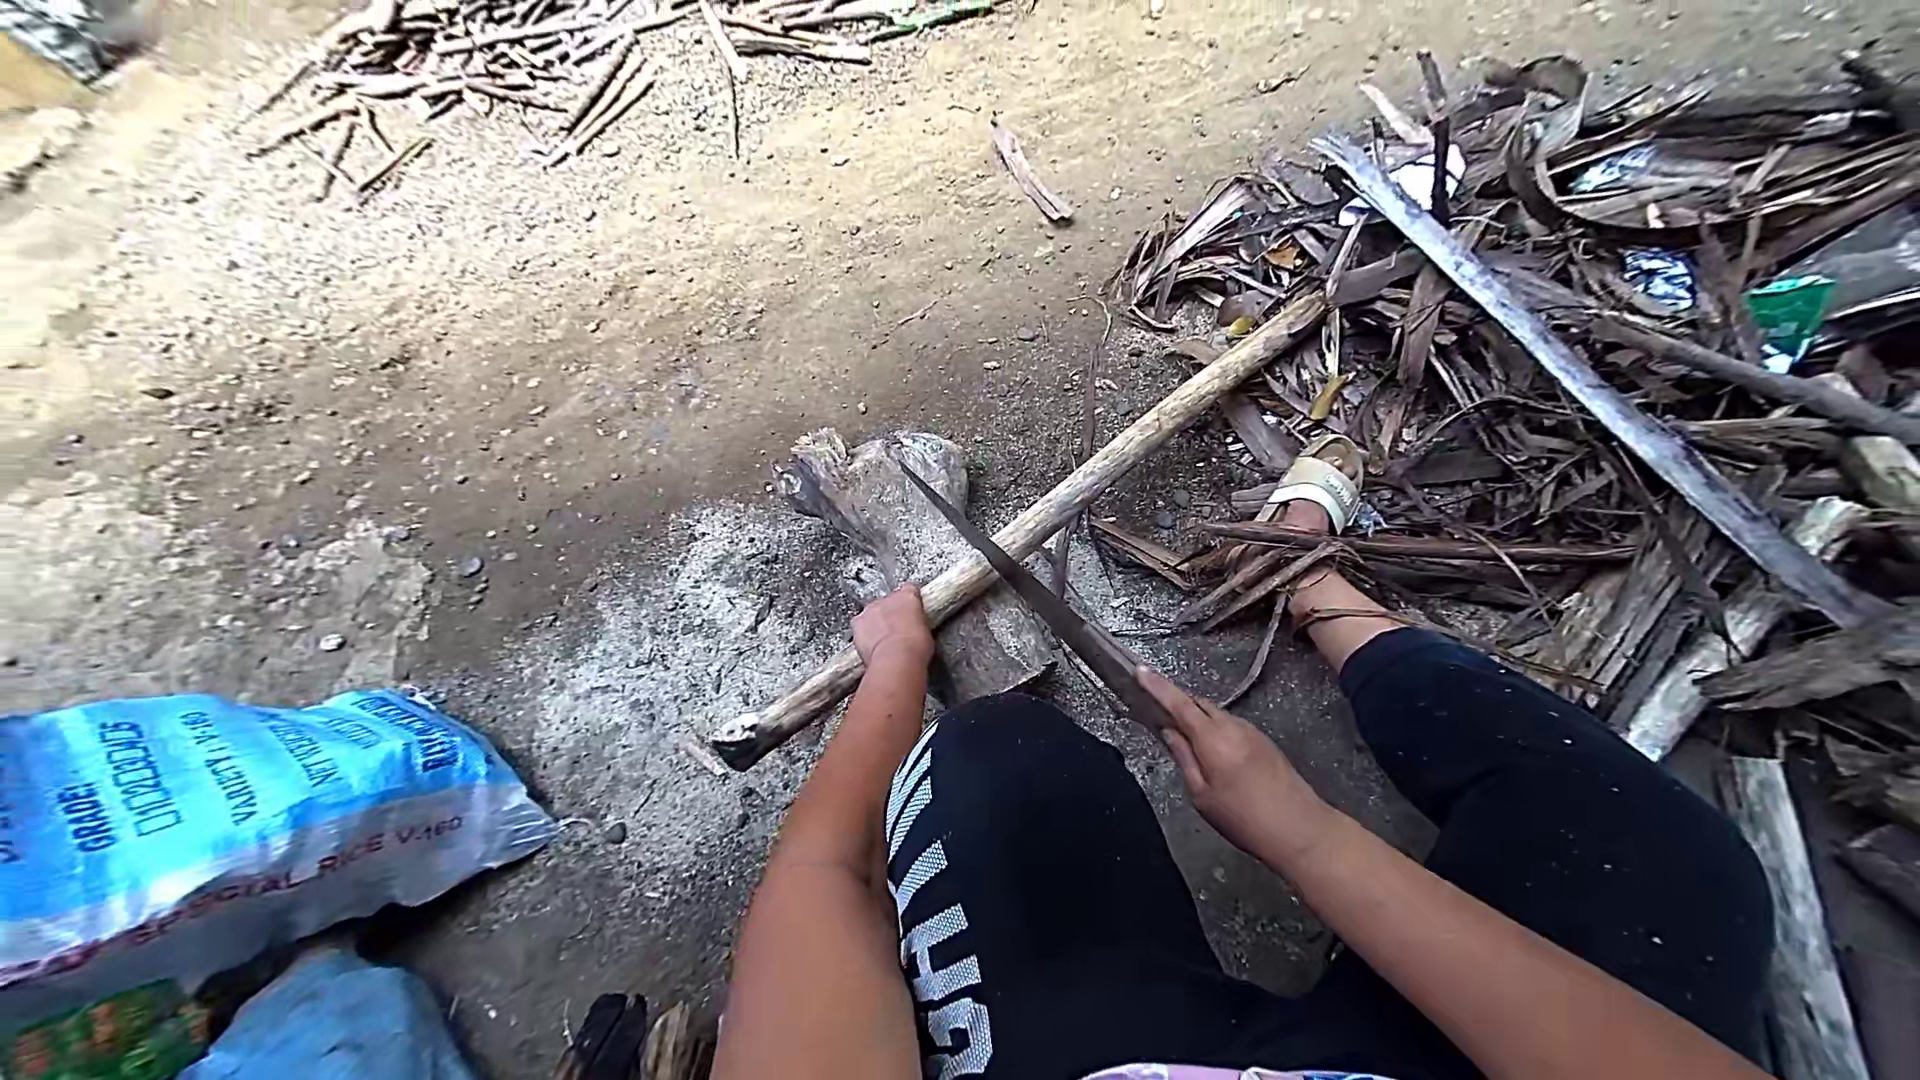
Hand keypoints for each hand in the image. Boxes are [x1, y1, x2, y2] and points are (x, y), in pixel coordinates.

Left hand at [852, 584, 934, 667]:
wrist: (896, 660)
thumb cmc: (916, 648)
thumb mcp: (927, 632)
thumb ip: (918, 622)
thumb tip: (915, 627)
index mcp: (908, 596)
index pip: (910, 590)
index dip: (911, 603)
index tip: (912, 612)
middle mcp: (887, 598)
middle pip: (889, 602)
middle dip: (892, 613)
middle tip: (898, 631)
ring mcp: (870, 610)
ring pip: (873, 613)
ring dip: (877, 622)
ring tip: (884, 641)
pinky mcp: (857, 623)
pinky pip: (860, 625)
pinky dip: (864, 633)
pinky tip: (872, 646)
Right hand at [1137, 667, 1334, 866]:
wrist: (1302, 831)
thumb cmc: (1244, 818)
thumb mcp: (1202, 795)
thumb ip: (1183, 757)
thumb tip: (1169, 732)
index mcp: (1213, 738)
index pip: (1178, 702)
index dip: (1157, 685)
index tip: (1140, 670)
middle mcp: (1232, 726)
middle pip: (1197, 703)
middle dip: (1176, 703)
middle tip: (1157, 715)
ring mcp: (1251, 731)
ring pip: (1214, 713)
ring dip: (1196, 718)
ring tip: (1185, 739)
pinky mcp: (1263, 741)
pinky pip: (1229, 724)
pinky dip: (1214, 728)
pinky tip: (1212, 752)